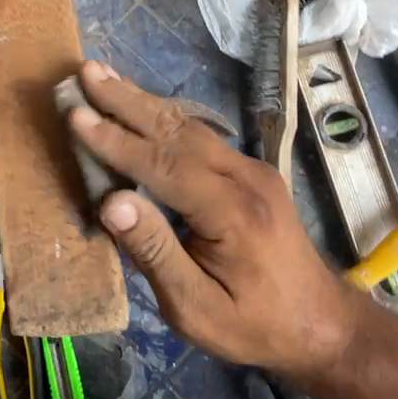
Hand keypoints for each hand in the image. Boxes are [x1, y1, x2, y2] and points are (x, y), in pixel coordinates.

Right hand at [66, 61, 369, 382]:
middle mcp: (244, 178)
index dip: (114, 140)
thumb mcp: (198, 308)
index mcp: (231, 212)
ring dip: (141, 100)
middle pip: (175, 130)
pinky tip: (140, 104)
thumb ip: (155, 252)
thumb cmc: (254, 326)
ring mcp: (250, 170)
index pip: (161, 164)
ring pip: (187, 126)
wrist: (322, 326)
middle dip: (124, 100)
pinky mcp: (250, 172)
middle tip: (85, 71)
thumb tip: (111, 203)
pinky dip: (161, 116)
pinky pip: (198, 136)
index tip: (75, 114)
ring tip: (102, 74)